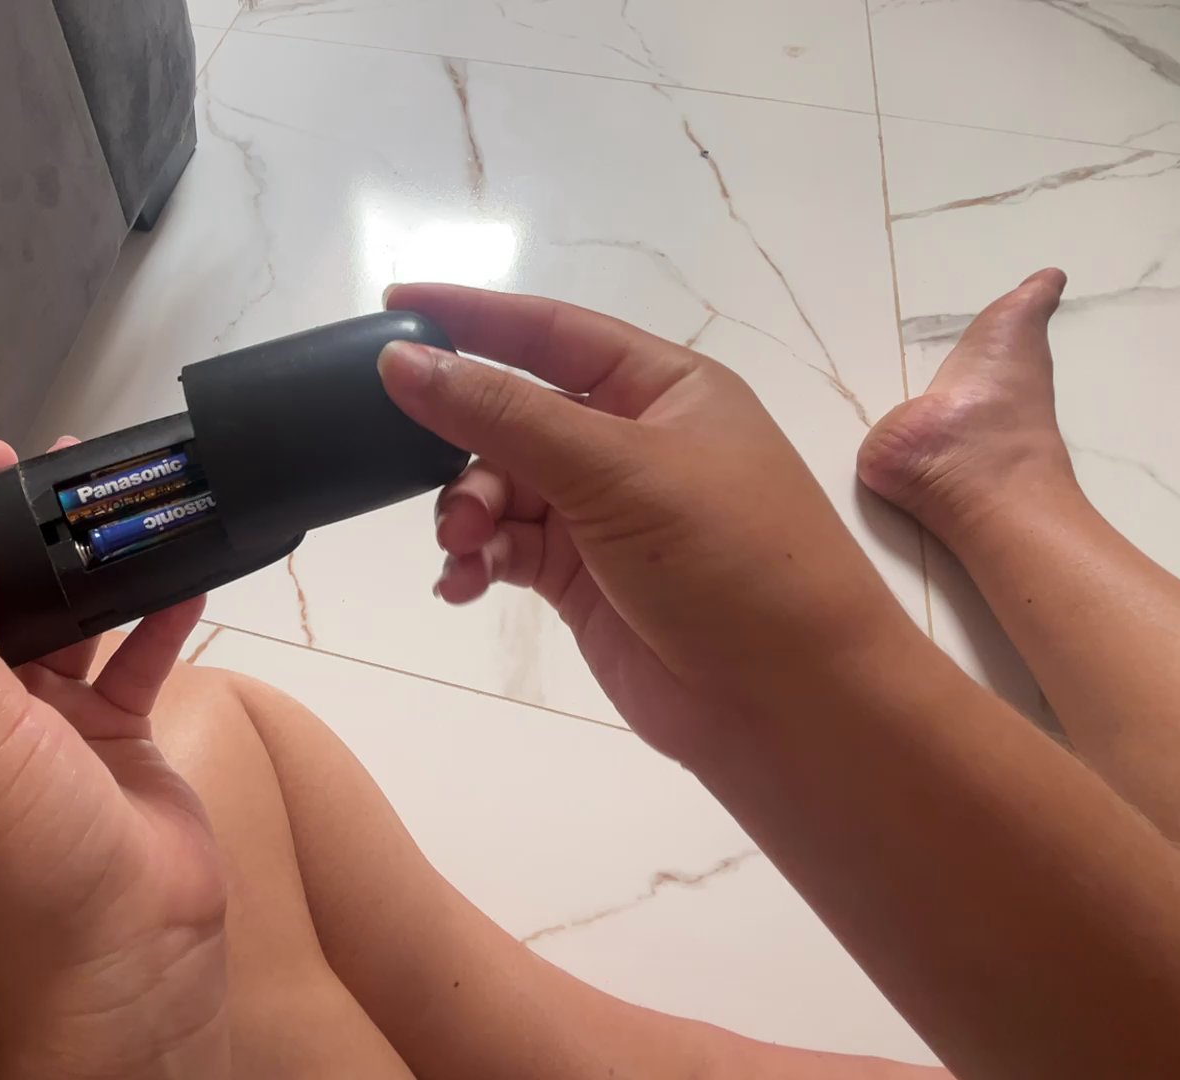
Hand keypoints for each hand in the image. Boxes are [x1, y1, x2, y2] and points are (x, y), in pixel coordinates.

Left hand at [0, 437, 228, 1079]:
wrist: (131, 948)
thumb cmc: (29, 858)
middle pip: (11, 605)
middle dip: (38, 540)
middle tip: (70, 474)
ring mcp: (60, 726)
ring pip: (81, 627)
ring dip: (104, 576)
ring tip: (129, 514)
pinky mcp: (122, 734)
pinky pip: (139, 659)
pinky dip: (160, 619)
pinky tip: (184, 580)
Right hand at [381, 285, 911, 761]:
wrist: (785, 708)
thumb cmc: (725, 561)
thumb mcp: (613, 472)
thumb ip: (501, 415)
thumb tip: (402, 362)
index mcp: (657, 388)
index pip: (547, 332)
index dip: (469, 317)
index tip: (394, 308)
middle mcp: (625, 442)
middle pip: (511, 421)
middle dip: (467, 455)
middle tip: (450, 499)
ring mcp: (598, 512)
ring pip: (500, 490)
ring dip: (469, 517)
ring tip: (463, 551)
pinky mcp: (576, 574)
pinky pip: (504, 548)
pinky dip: (476, 562)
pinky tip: (462, 586)